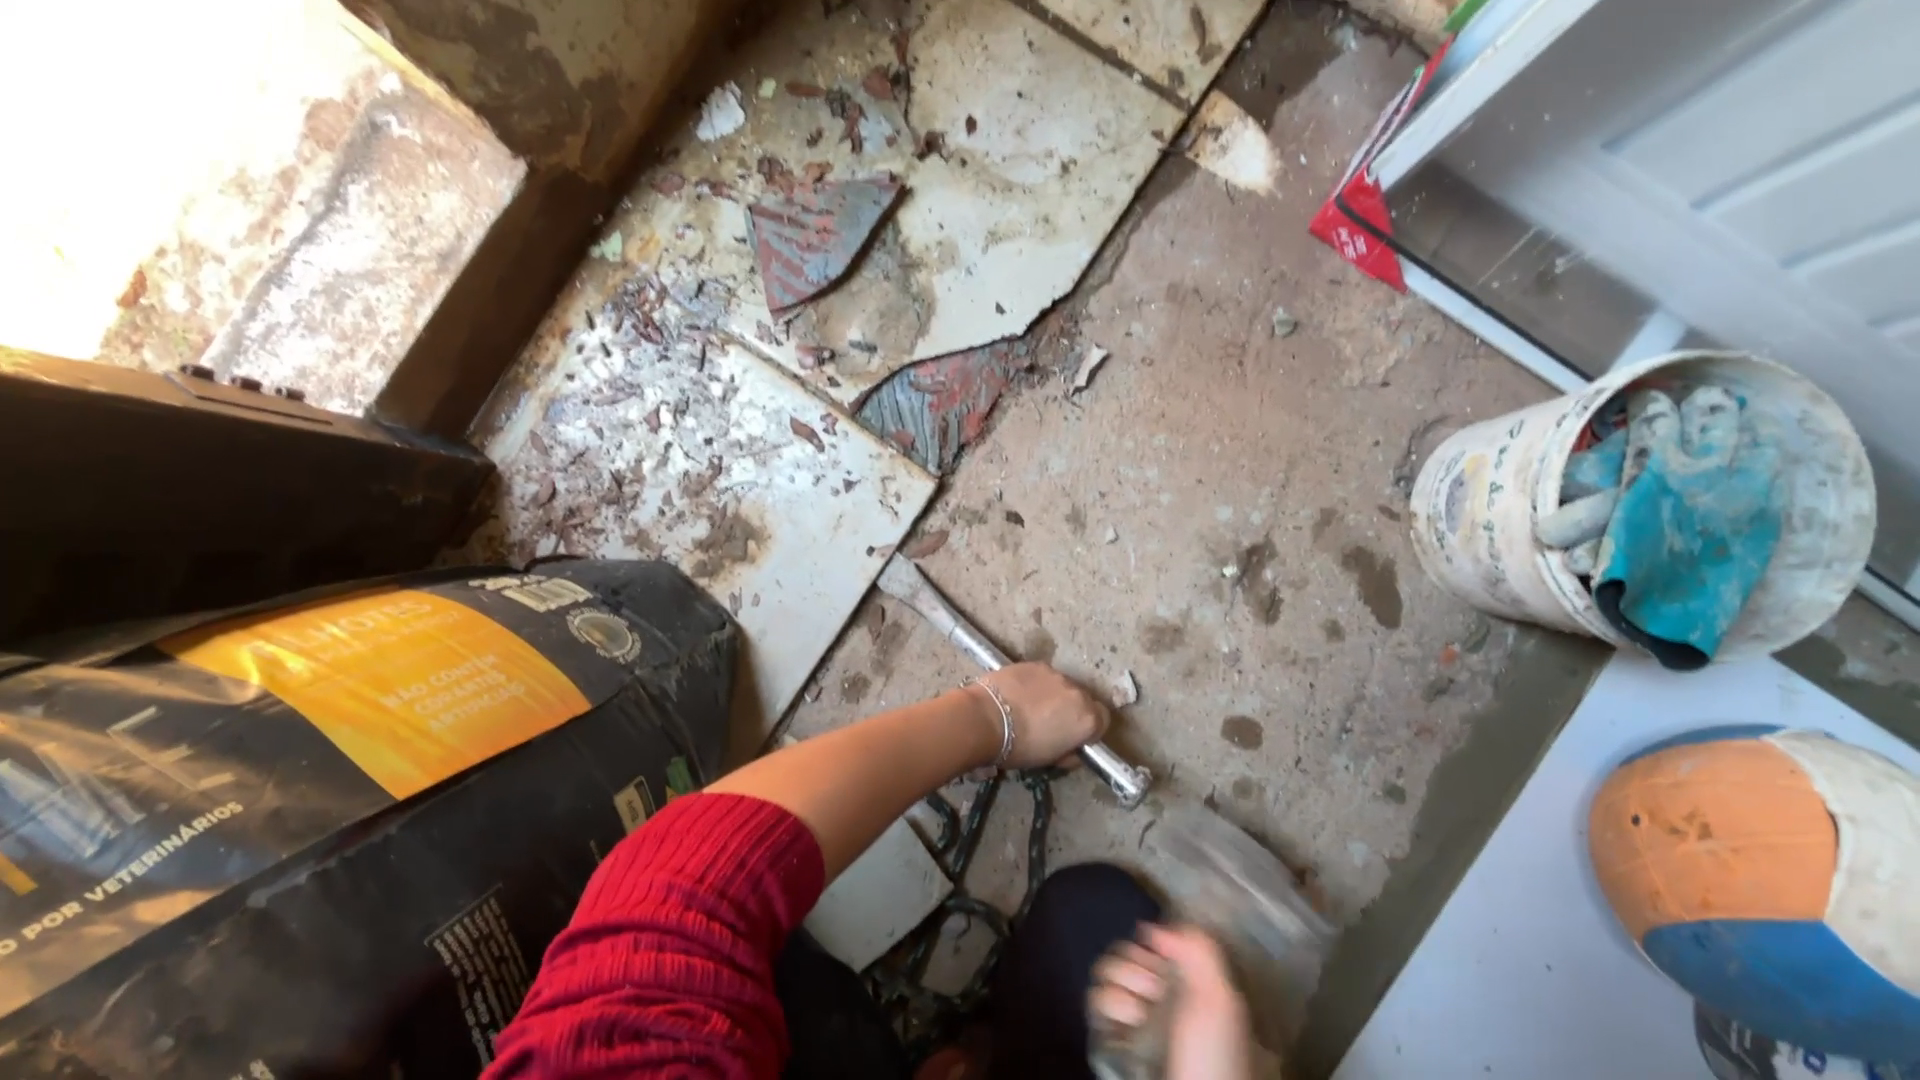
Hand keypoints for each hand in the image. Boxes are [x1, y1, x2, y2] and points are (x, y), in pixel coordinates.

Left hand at [965, 662, 1109, 768]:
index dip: (1089, 729)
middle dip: (1071, 710)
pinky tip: (1018, 694)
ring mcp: (1056, 674)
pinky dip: (1036, 684)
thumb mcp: (1049, 760)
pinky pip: (1043, 676)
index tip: (1073, 737)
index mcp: (1087, 719)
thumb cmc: (1019, 747)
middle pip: (1083, 700)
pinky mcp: (1035, 664)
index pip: (1103, 721)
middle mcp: (1078, 693)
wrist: (986, 718)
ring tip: (1030, 707)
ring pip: (1062, 686)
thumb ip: (1069, 752)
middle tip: (1050, 723)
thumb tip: (1072, 750)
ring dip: (1053, 695)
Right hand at [1090, 924, 1254, 1079]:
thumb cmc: (1210, 1053)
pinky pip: (1095, 999)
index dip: (1154, 941)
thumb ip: (1197, 950)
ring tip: (1140, 1012)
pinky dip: (1110, 1004)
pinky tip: (1127, 1020)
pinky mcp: (1109, 1033)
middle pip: (1126, 950)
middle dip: (1137, 965)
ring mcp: (1131, 1014)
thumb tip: (1155, 926)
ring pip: (1106, 970)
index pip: (1154, 940)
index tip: (1162, 954)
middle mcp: (1156, 993)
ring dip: (1123, 984)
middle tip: (1155, 991)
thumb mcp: (1219, 999)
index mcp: (1186, 981)